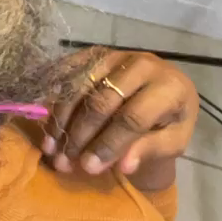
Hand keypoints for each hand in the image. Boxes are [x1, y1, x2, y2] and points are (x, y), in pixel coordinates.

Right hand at [43, 49, 196, 190]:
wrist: (166, 87)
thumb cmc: (170, 119)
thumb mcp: (174, 140)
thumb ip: (150, 150)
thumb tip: (123, 166)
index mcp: (169, 87)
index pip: (132, 118)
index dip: (109, 143)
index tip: (89, 167)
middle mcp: (140, 64)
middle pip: (101, 102)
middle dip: (80, 134)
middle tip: (65, 160)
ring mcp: (114, 55)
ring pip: (79, 87)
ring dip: (61, 119)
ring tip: (51, 147)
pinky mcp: (94, 52)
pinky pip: (66, 73)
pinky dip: (54, 96)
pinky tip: (47, 120)